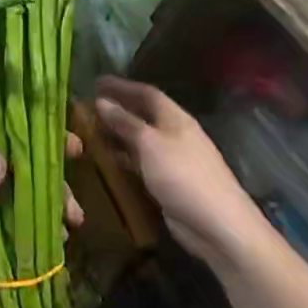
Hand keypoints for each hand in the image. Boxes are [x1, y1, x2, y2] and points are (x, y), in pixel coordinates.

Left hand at [0, 132, 83, 307]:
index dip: (12, 109)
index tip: (49, 120)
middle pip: (3, 135)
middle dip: (41, 147)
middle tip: (75, 153)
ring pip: (16, 166)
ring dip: (47, 184)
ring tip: (73, 214)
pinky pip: (19, 194)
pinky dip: (42, 207)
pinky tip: (62, 229)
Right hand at [94, 76, 257, 258]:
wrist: (218, 225)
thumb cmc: (182, 175)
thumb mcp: (149, 143)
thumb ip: (124, 122)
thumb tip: (101, 101)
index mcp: (175, 118)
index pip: (146, 92)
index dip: (121, 86)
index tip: (96, 82)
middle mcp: (175, 134)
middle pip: (143, 114)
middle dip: (118, 109)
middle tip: (89, 108)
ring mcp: (173, 159)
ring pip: (141, 139)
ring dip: (118, 134)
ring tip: (91, 132)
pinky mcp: (169, 182)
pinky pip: (142, 162)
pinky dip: (124, 158)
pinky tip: (107, 162)